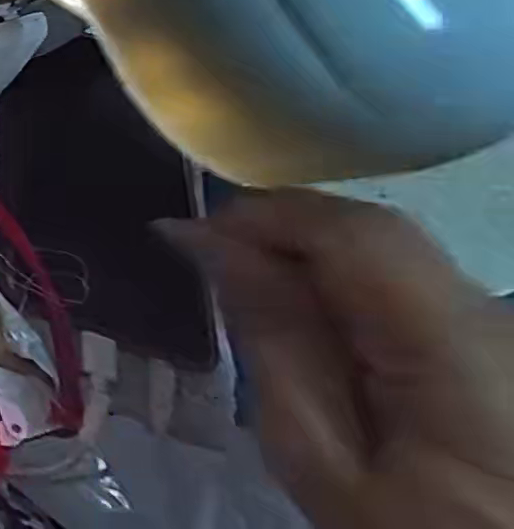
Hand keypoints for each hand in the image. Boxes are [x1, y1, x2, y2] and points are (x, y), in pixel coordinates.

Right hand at [159, 190, 513, 528]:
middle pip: (373, 235)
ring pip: (386, 254)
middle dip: (276, 237)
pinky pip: (409, 280)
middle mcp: (509, 330)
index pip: (358, 234)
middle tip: (212, 273)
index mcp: (470, 363)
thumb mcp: (317, 456)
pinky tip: (324, 332)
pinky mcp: (508, 344)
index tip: (189, 240)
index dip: (264, 215)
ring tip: (262, 307)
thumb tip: (202, 236)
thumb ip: (272, 338)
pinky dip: (345, 285)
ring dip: (306, 262)